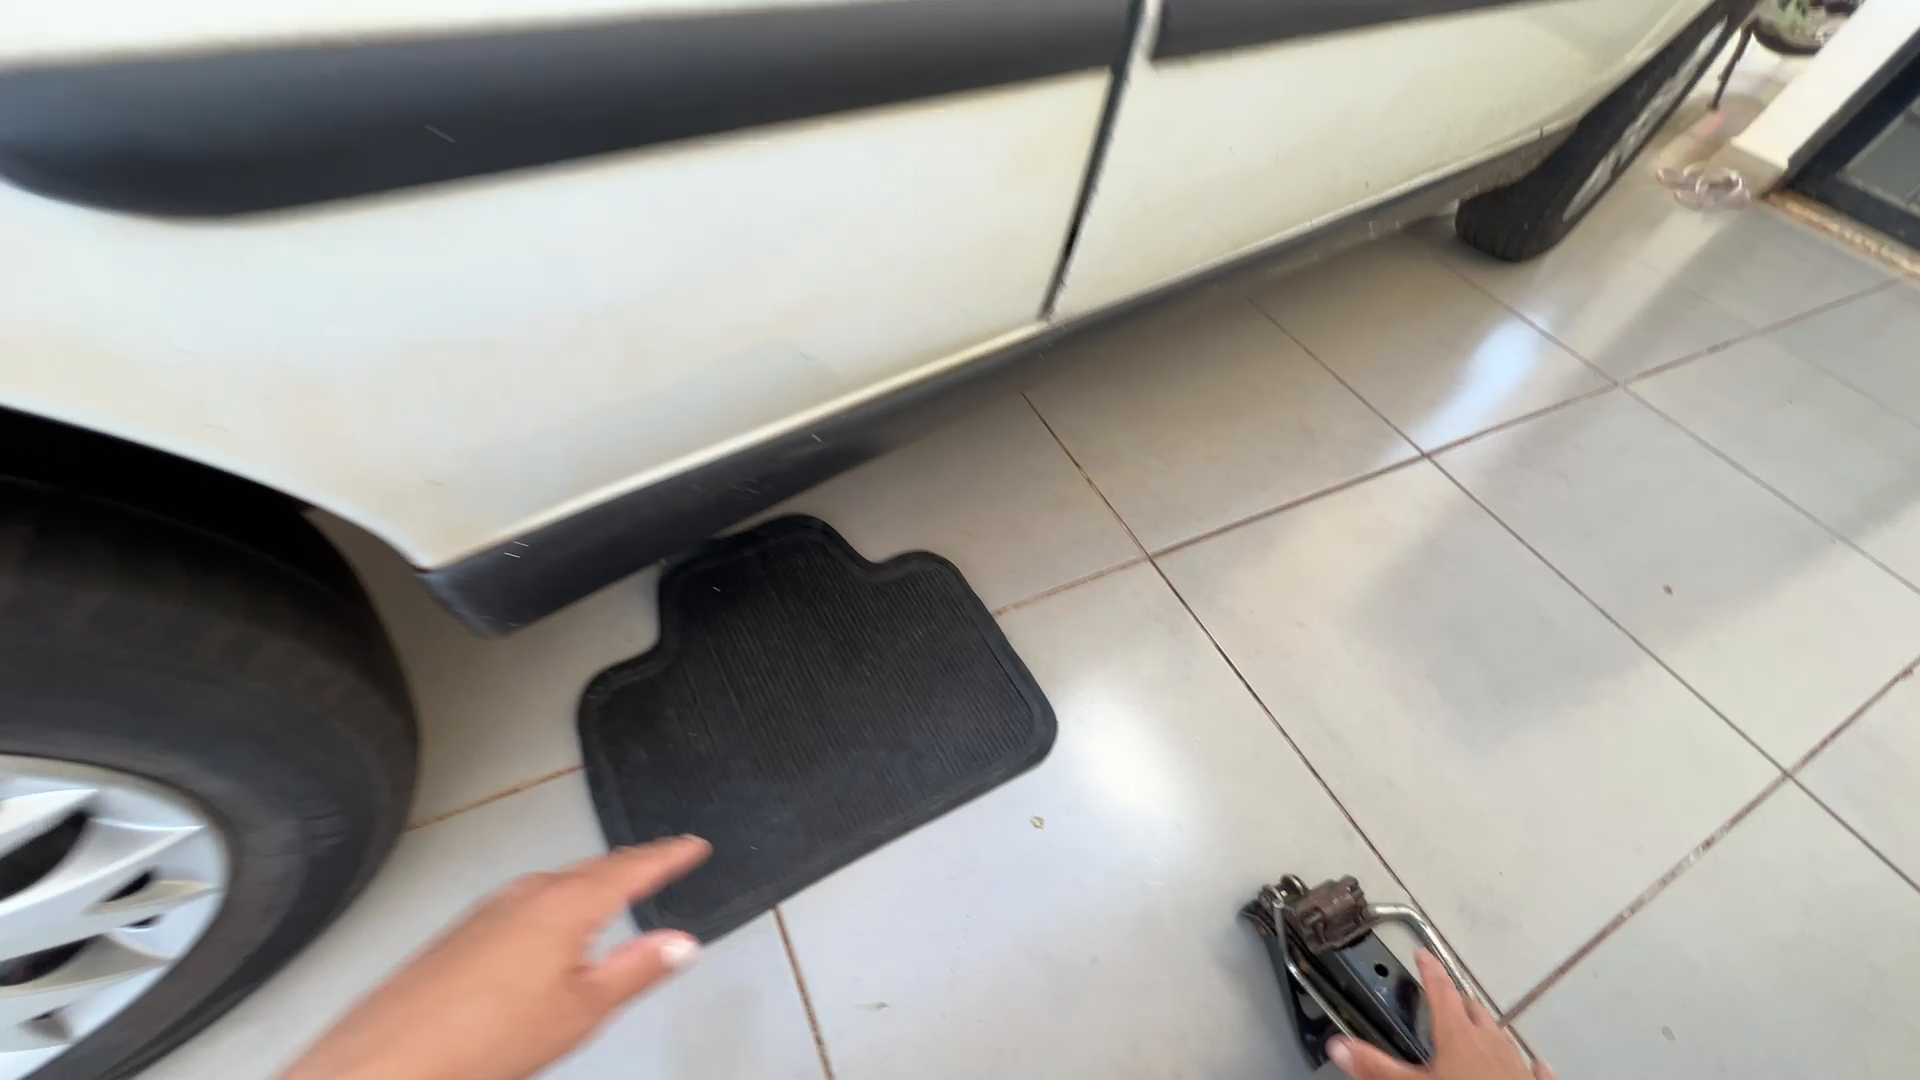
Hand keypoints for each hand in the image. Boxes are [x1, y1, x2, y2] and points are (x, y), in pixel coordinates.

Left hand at [281, 835, 711, 1079]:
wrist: (375, 1069)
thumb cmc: (485, 1042)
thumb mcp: (580, 1011)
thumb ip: (638, 969)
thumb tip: (685, 943)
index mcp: (568, 903)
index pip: (635, 867)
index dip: (671, 854)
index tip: (695, 844)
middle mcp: (531, 892)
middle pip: (598, 867)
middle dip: (636, 862)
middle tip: (666, 858)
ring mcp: (492, 907)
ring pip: (561, 880)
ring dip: (597, 878)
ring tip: (620, 883)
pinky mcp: (462, 929)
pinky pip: (530, 896)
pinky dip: (561, 896)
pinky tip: (555, 921)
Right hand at [1327, 950, 1554, 1079]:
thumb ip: (1375, 1066)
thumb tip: (1336, 1044)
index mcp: (1458, 1034)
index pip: (1441, 990)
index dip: (1430, 970)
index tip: (1422, 952)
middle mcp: (1490, 1042)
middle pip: (1472, 1009)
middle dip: (1456, 998)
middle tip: (1442, 994)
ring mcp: (1520, 1068)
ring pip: (1500, 1036)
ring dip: (1485, 1027)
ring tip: (1475, 1025)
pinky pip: (1537, 1072)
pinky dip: (1533, 1066)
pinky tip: (1538, 1065)